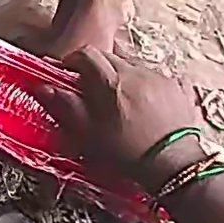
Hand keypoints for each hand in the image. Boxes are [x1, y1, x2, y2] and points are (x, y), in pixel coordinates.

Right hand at [34, 47, 203, 187]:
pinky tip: (146, 103)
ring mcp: (160, 78)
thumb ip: (67, 105)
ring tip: (121, 101)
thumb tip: (44, 87)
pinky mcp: (179, 88)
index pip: (87, 54)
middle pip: (110, 56)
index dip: (74, 61)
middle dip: (97, 68)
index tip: (69, 74)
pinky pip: (156, 77)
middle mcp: (136, 72)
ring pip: (132, 66)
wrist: (177, 168)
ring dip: (122, 76)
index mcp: (110, 81)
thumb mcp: (89, 133)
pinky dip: (146, 84)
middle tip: (92, 89)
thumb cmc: (128, 153)